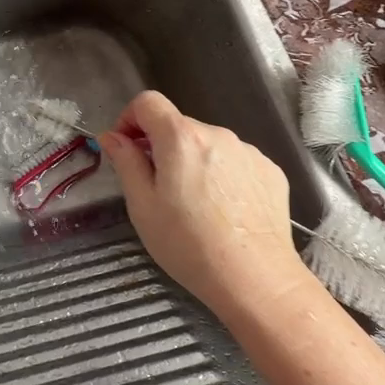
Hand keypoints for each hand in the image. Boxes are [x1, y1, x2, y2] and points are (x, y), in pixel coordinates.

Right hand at [96, 90, 304, 313]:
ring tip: (195, 204)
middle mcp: (217, 134)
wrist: (257, 281)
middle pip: (178, 126)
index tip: (126, 149)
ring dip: (193, 161)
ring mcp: (249, 152)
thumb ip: (126, 162)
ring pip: (208, 145)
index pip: (147, 102)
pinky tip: (224, 210)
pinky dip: (222, 175)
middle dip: (162, 147)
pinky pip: (235, 162)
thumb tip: (112, 137)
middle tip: (158, 188)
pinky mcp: (271, 172)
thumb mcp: (142, 205)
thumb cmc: (189, 245)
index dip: (129, 119)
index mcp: (180, 137)